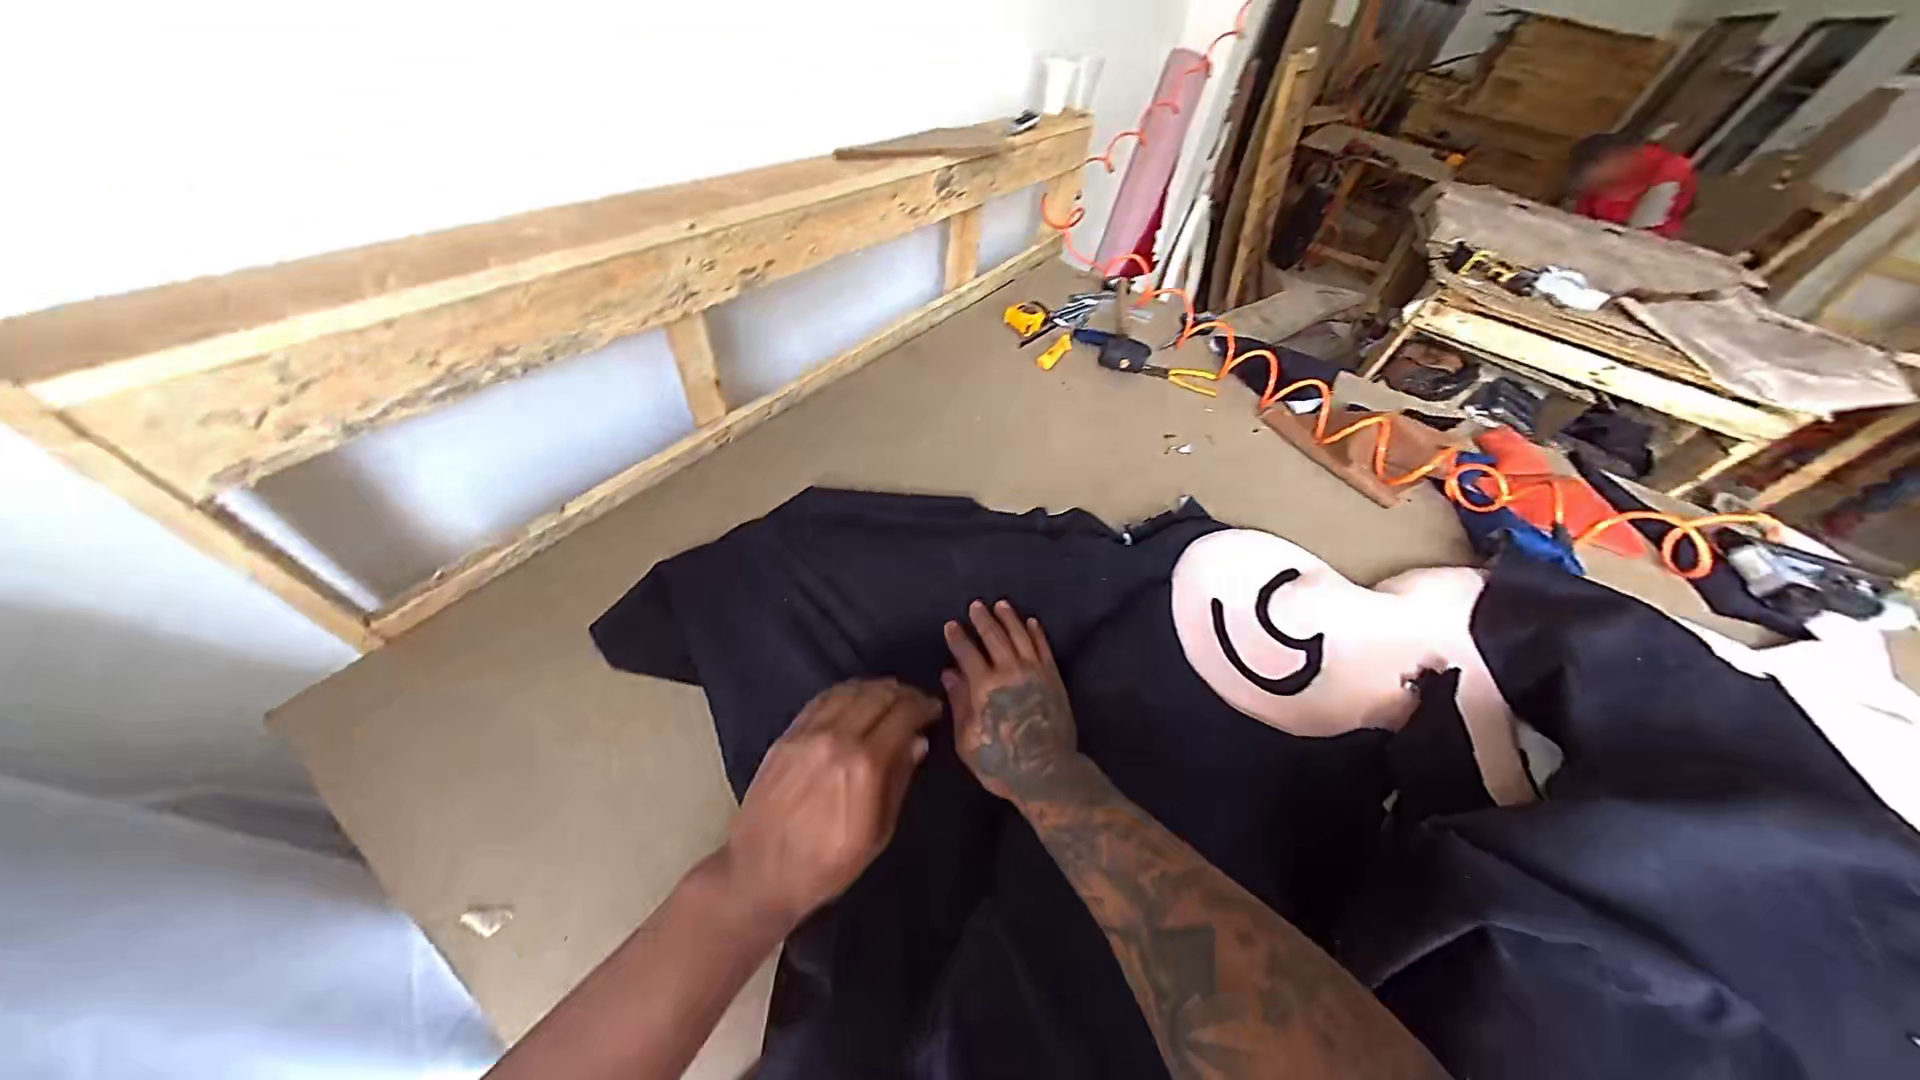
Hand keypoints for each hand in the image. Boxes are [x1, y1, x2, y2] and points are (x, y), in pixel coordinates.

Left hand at [723, 679, 939, 926]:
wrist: (760, 873)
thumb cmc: (828, 864)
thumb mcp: (877, 833)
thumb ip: (899, 780)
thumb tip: (918, 742)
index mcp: (864, 765)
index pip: (903, 715)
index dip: (924, 706)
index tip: (934, 709)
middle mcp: (837, 738)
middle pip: (878, 695)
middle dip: (904, 693)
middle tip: (916, 701)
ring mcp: (808, 733)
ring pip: (849, 690)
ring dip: (875, 687)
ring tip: (889, 695)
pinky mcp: (787, 735)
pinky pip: (821, 699)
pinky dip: (845, 691)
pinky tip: (855, 697)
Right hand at [941, 600, 1080, 801]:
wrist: (1047, 772)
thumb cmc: (1000, 762)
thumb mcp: (968, 739)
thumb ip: (959, 703)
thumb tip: (949, 673)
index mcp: (984, 686)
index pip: (967, 653)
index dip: (957, 638)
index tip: (951, 625)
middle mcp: (1009, 671)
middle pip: (994, 637)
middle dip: (983, 619)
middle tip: (976, 605)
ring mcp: (1034, 672)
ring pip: (1020, 636)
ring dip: (1009, 618)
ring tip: (1001, 604)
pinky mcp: (1053, 678)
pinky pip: (1044, 648)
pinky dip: (1036, 633)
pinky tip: (1031, 622)